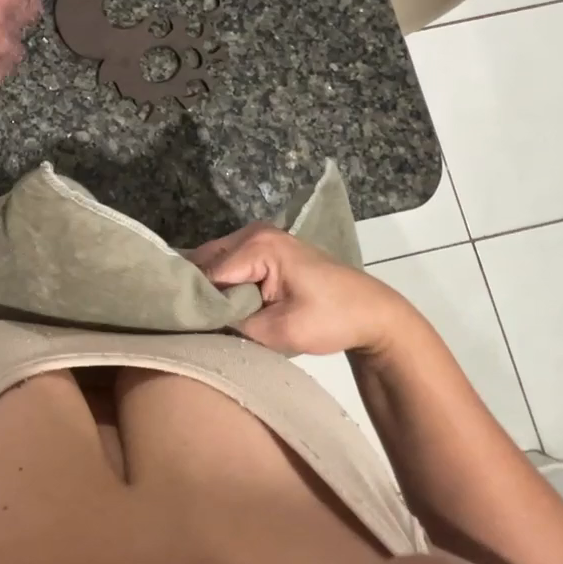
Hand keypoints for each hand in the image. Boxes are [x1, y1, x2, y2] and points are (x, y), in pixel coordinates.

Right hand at [186, 223, 413, 355]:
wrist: (373, 313)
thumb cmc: (332, 320)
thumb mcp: (281, 331)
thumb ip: (235, 323)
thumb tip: (200, 322)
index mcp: (258, 245)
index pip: (207, 273)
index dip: (197, 301)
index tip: (189, 328)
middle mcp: (253, 232)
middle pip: (205, 261)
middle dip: (199, 291)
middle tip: (192, 325)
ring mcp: (258, 236)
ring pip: (214, 262)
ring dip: (210, 289)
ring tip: (207, 319)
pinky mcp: (264, 248)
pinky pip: (228, 264)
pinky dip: (223, 284)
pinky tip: (223, 307)